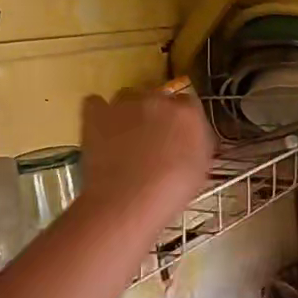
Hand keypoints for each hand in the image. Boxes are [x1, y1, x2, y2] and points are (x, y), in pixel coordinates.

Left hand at [78, 87, 213, 226]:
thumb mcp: (201, 166)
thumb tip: (192, 137)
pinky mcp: (96, 113)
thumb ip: (198, 142)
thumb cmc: (172, 190)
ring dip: (129, 111)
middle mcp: (158, 99)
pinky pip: (96, 103)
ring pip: (129, 97)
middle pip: (159, 97)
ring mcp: (125, 104)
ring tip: (126, 137)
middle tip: (153, 141)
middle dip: (157, 114)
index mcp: (188, 112)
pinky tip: (102, 129)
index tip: (178, 136)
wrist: (128, 200)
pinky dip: (99, 113)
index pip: (188, 104)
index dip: (182, 120)